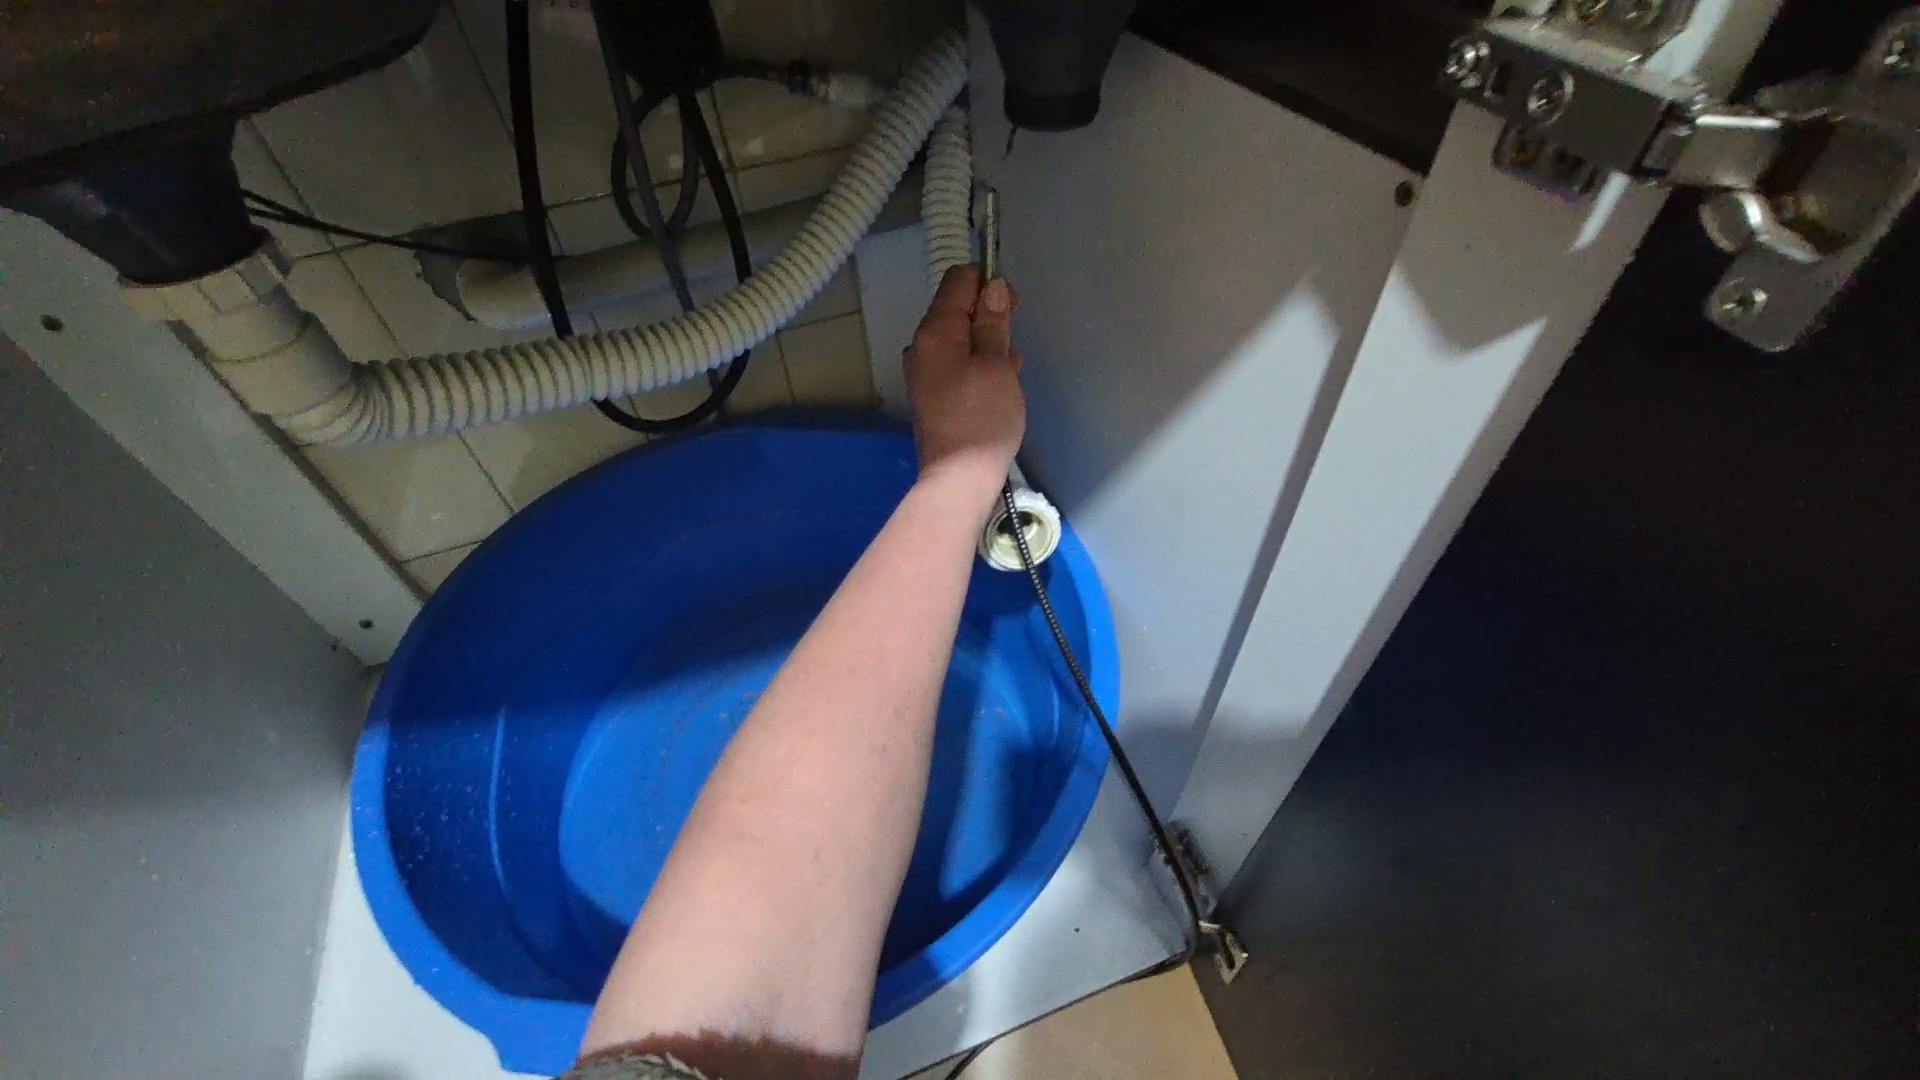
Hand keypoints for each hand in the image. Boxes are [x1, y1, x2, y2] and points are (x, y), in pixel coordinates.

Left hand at [905, 265, 1024, 492]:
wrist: (959, 478)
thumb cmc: (983, 418)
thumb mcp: (997, 364)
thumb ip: (993, 323)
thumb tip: (991, 288)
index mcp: (935, 332)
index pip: (957, 281)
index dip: (988, 283)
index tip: (1012, 305)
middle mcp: (923, 347)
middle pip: (958, 311)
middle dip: (991, 320)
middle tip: (1012, 349)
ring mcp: (926, 373)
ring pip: (962, 341)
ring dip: (990, 348)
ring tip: (1007, 376)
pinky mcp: (934, 396)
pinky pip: (959, 366)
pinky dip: (980, 369)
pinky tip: (998, 390)